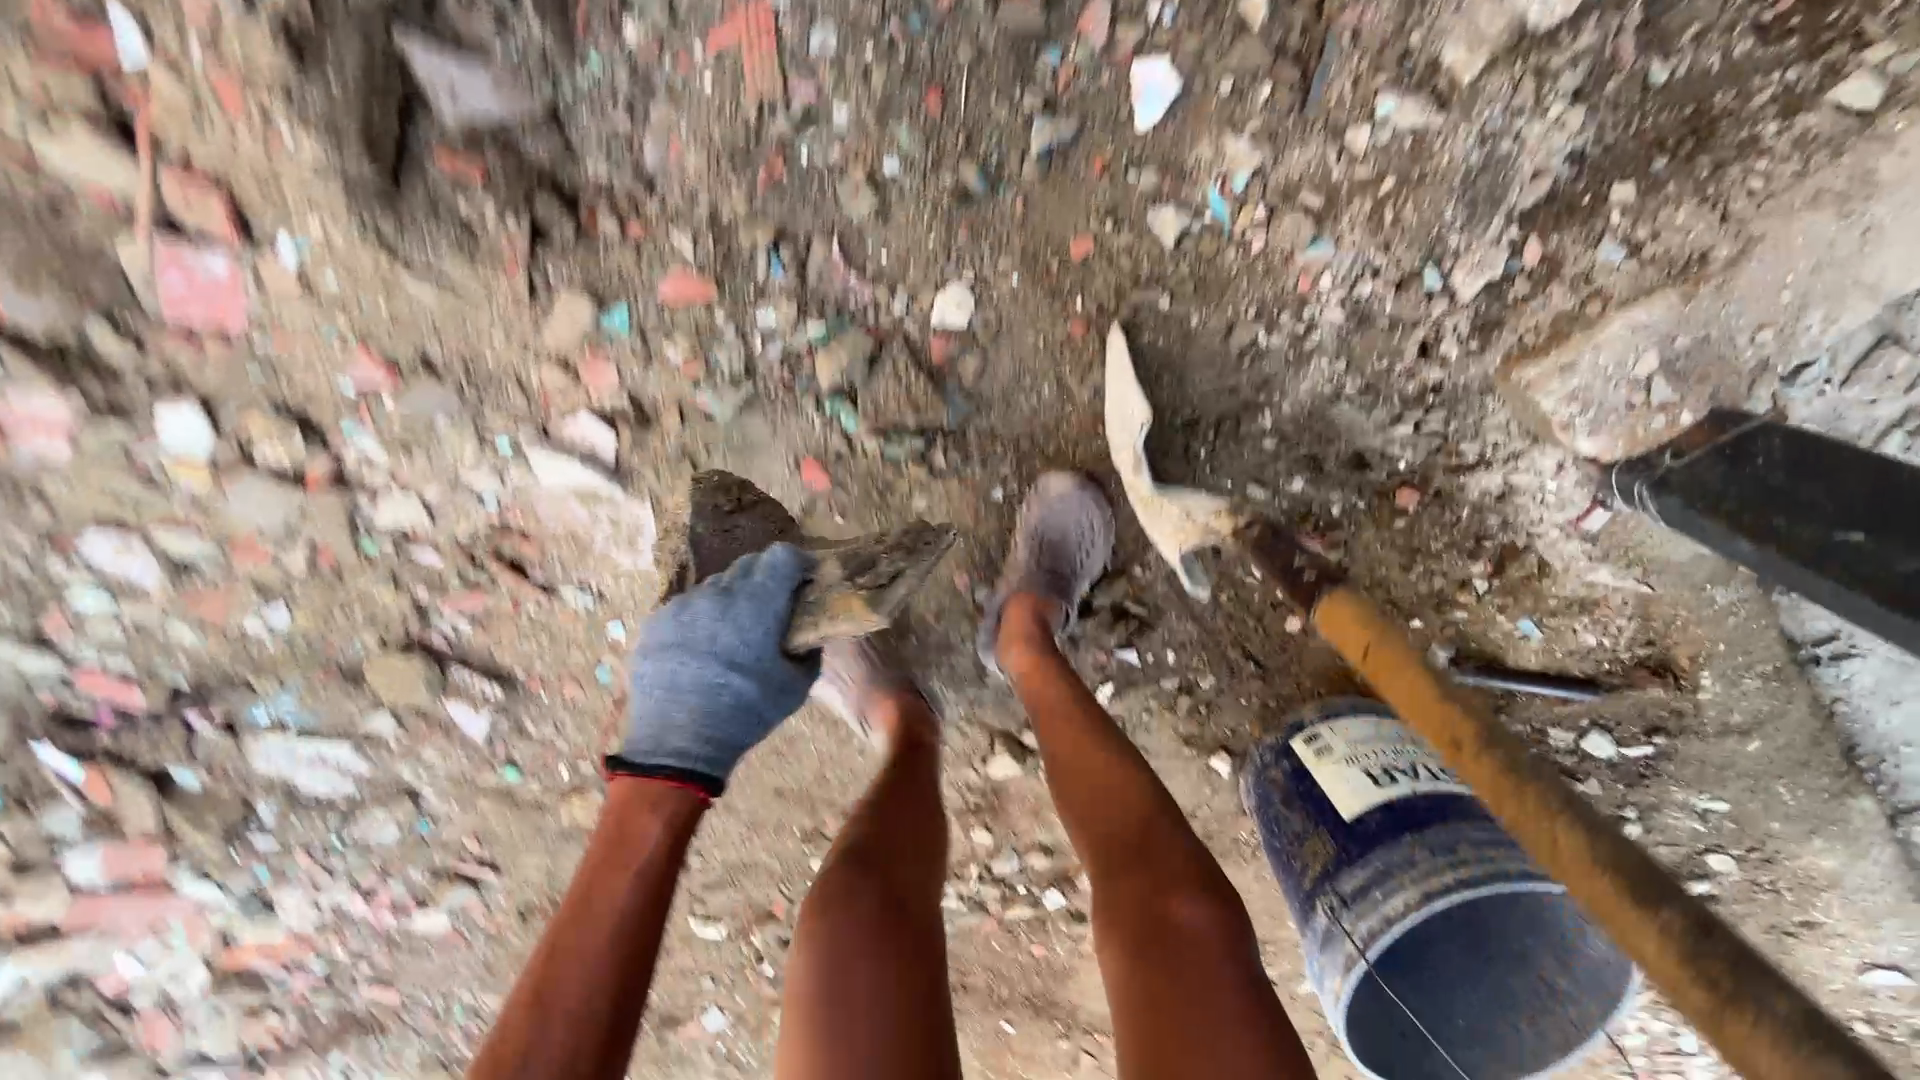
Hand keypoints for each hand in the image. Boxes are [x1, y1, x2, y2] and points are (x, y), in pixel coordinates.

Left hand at [612, 543, 818, 794]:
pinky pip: (689, 606)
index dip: (798, 563)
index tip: (804, 580)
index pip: (782, 555)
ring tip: (735, 633)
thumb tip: (811, 631)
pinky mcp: (657, 620)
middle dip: (767, 579)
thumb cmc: (745, 714)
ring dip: (733, 599)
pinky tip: (704, 648)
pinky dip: (704, 617)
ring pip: (717, 586)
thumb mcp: (795, 687)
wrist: (677, 744)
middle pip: (749, 565)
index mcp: (757, 603)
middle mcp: (719, 593)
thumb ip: (809, 649)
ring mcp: (683, 605)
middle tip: (773, 608)